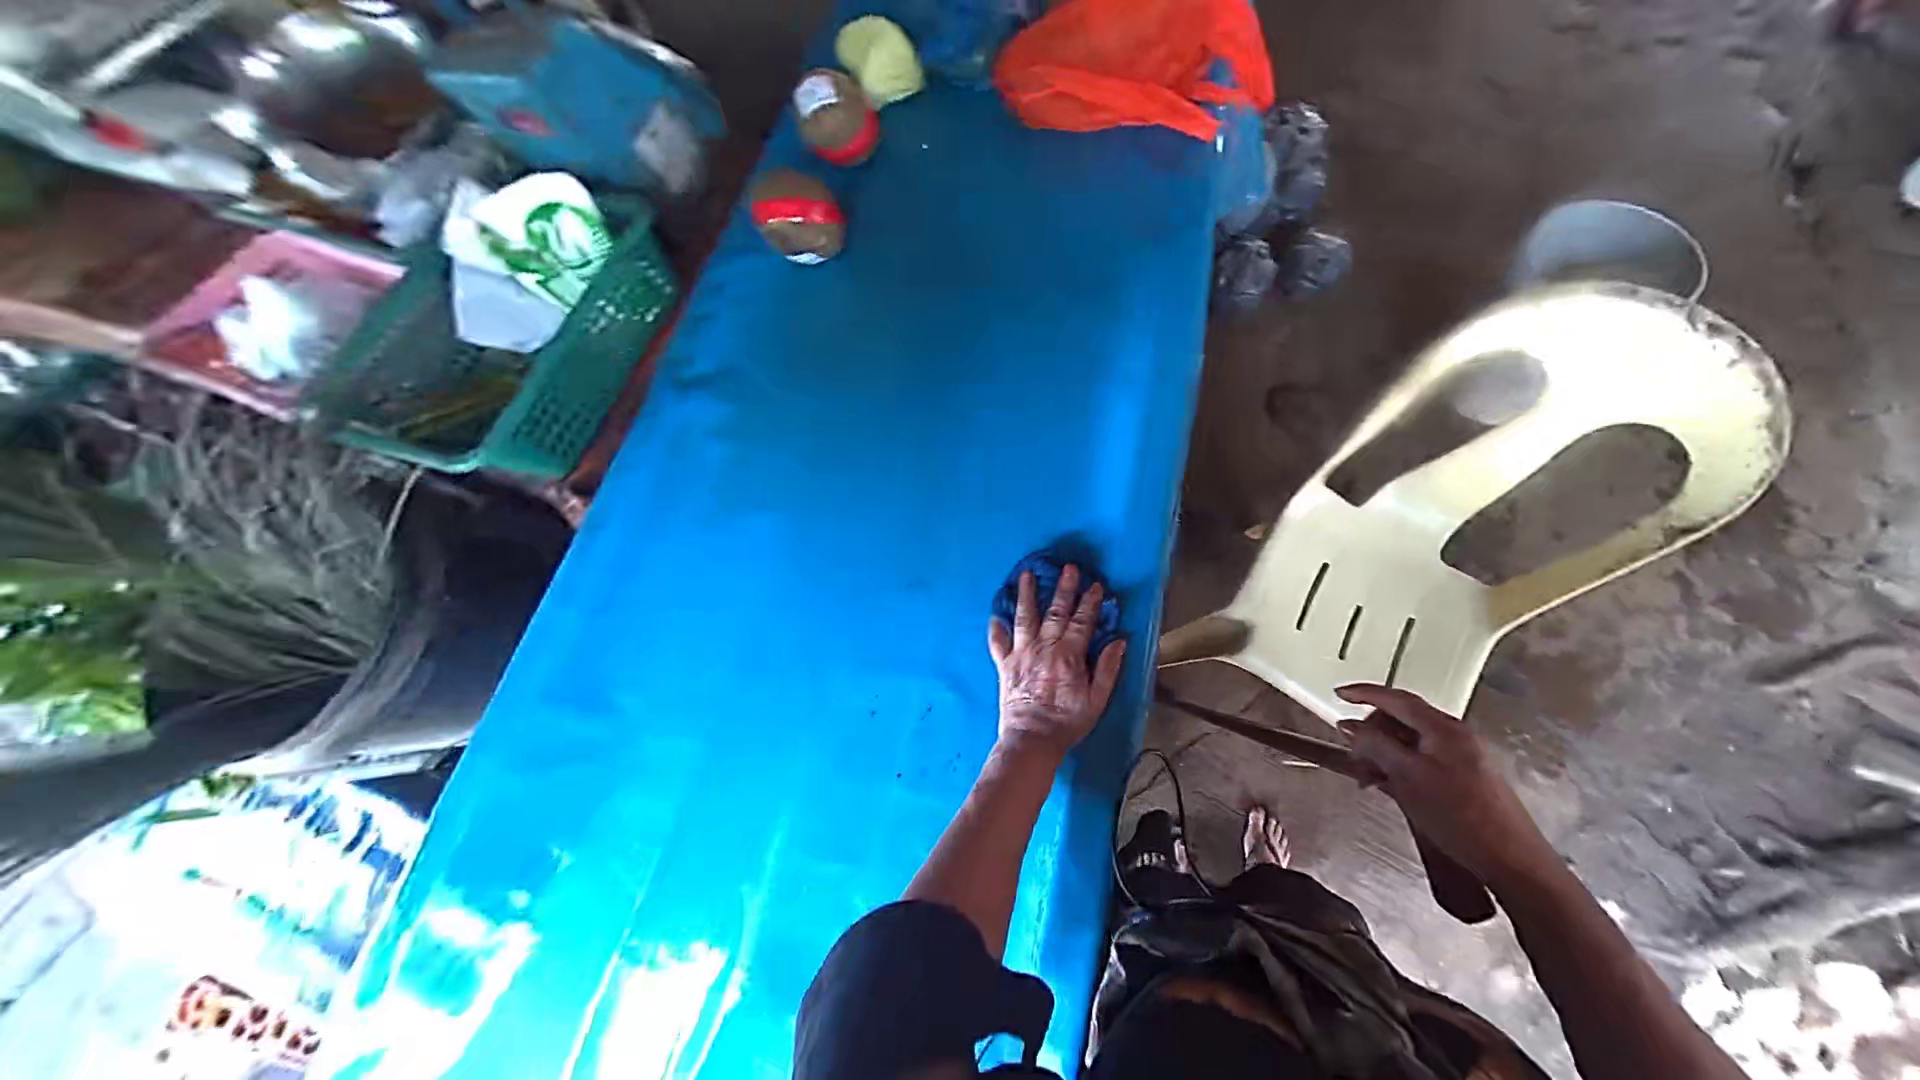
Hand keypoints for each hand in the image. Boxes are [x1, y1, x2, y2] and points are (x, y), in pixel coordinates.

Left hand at [987, 565, 1126, 755]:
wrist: (1031, 740)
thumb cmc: (1068, 722)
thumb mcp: (1097, 700)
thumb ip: (1108, 668)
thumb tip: (1118, 640)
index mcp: (1069, 655)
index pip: (1083, 621)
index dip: (1090, 602)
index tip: (1095, 585)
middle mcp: (1044, 647)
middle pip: (1055, 612)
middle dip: (1063, 589)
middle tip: (1068, 568)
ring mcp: (1021, 654)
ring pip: (1024, 617)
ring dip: (1027, 595)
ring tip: (1026, 575)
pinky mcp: (1004, 665)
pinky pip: (998, 642)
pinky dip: (996, 628)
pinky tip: (995, 615)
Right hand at [1335, 684, 1560, 889]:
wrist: (1512, 863)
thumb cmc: (1464, 819)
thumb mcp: (1406, 776)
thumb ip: (1374, 745)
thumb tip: (1350, 727)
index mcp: (1444, 729)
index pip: (1397, 699)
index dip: (1364, 693)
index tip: (1341, 693)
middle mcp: (1456, 737)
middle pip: (1401, 719)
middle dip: (1372, 732)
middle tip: (1353, 750)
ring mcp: (1462, 758)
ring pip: (1409, 742)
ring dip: (1383, 754)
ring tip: (1369, 776)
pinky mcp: (1464, 778)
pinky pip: (1421, 760)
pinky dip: (1400, 767)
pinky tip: (1390, 786)